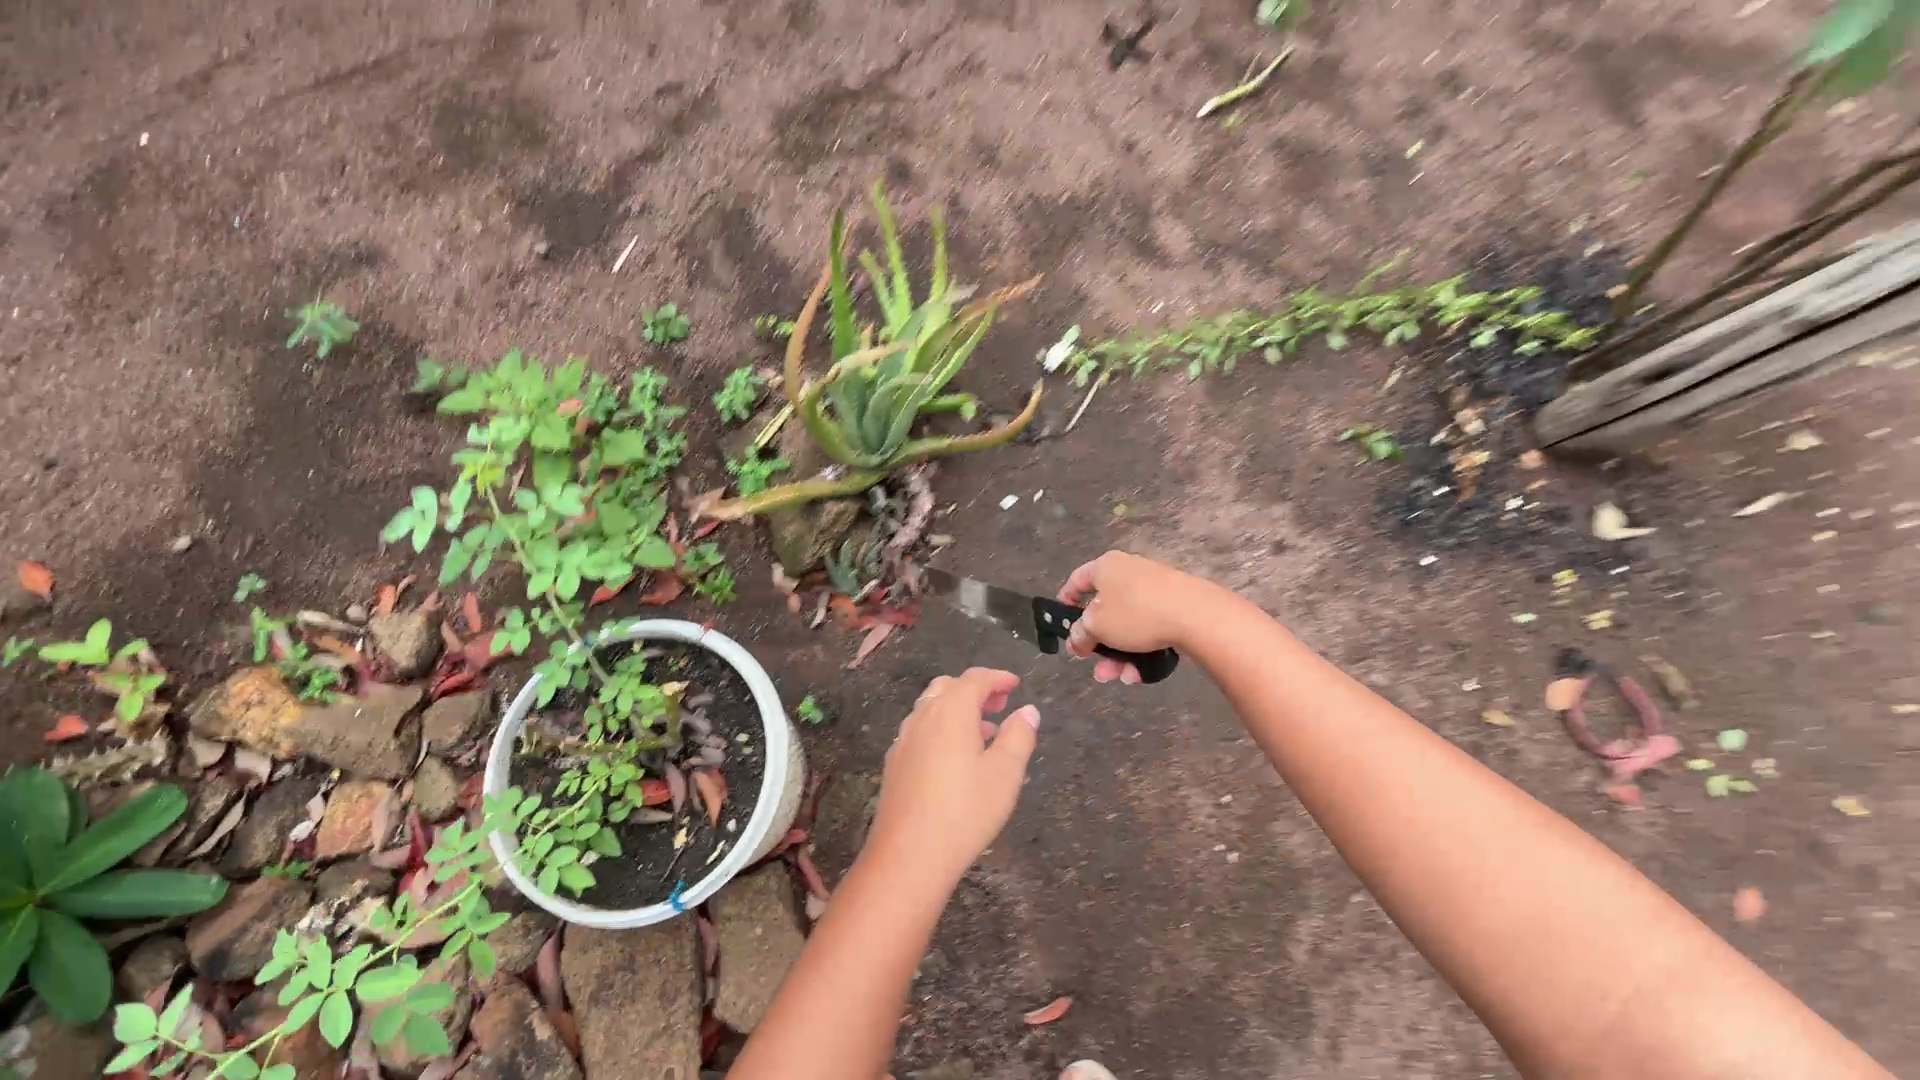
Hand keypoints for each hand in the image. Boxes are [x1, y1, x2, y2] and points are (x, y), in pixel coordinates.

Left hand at [867, 668, 1039, 882]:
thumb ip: (1019, 736)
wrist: (908, 855)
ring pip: (931, 709)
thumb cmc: (965, 811)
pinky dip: (941, 729)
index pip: (975, 679)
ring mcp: (903, 740)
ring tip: (984, 734)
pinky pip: (920, 731)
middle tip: (1000, 706)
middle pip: (948, 687)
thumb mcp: (1005, 773)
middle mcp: (922, 717)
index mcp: (951, 712)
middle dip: (976, 691)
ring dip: (957, 711)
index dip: (997, 677)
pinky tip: (955, 759)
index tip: (1016, 685)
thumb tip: (1027, 711)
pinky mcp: (894, 764)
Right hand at [1058, 551, 1223, 683]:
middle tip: (1090, 661)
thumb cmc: (1136, 613)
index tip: (1060, 620)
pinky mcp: (1174, 606)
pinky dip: (1139, 649)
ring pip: (1126, 625)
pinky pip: (1148, 629)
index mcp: (1106, 567)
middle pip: (1104, 609)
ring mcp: (1154, 589)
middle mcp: (1129, 572)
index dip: (1065, 600)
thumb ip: (1080, 633)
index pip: (1077, 580)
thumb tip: (1076, 639)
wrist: (1195, 615)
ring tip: (1115, 676)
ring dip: (1117, 653)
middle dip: (1096, 641)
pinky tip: (1137, 673)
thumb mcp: (1096, 626)